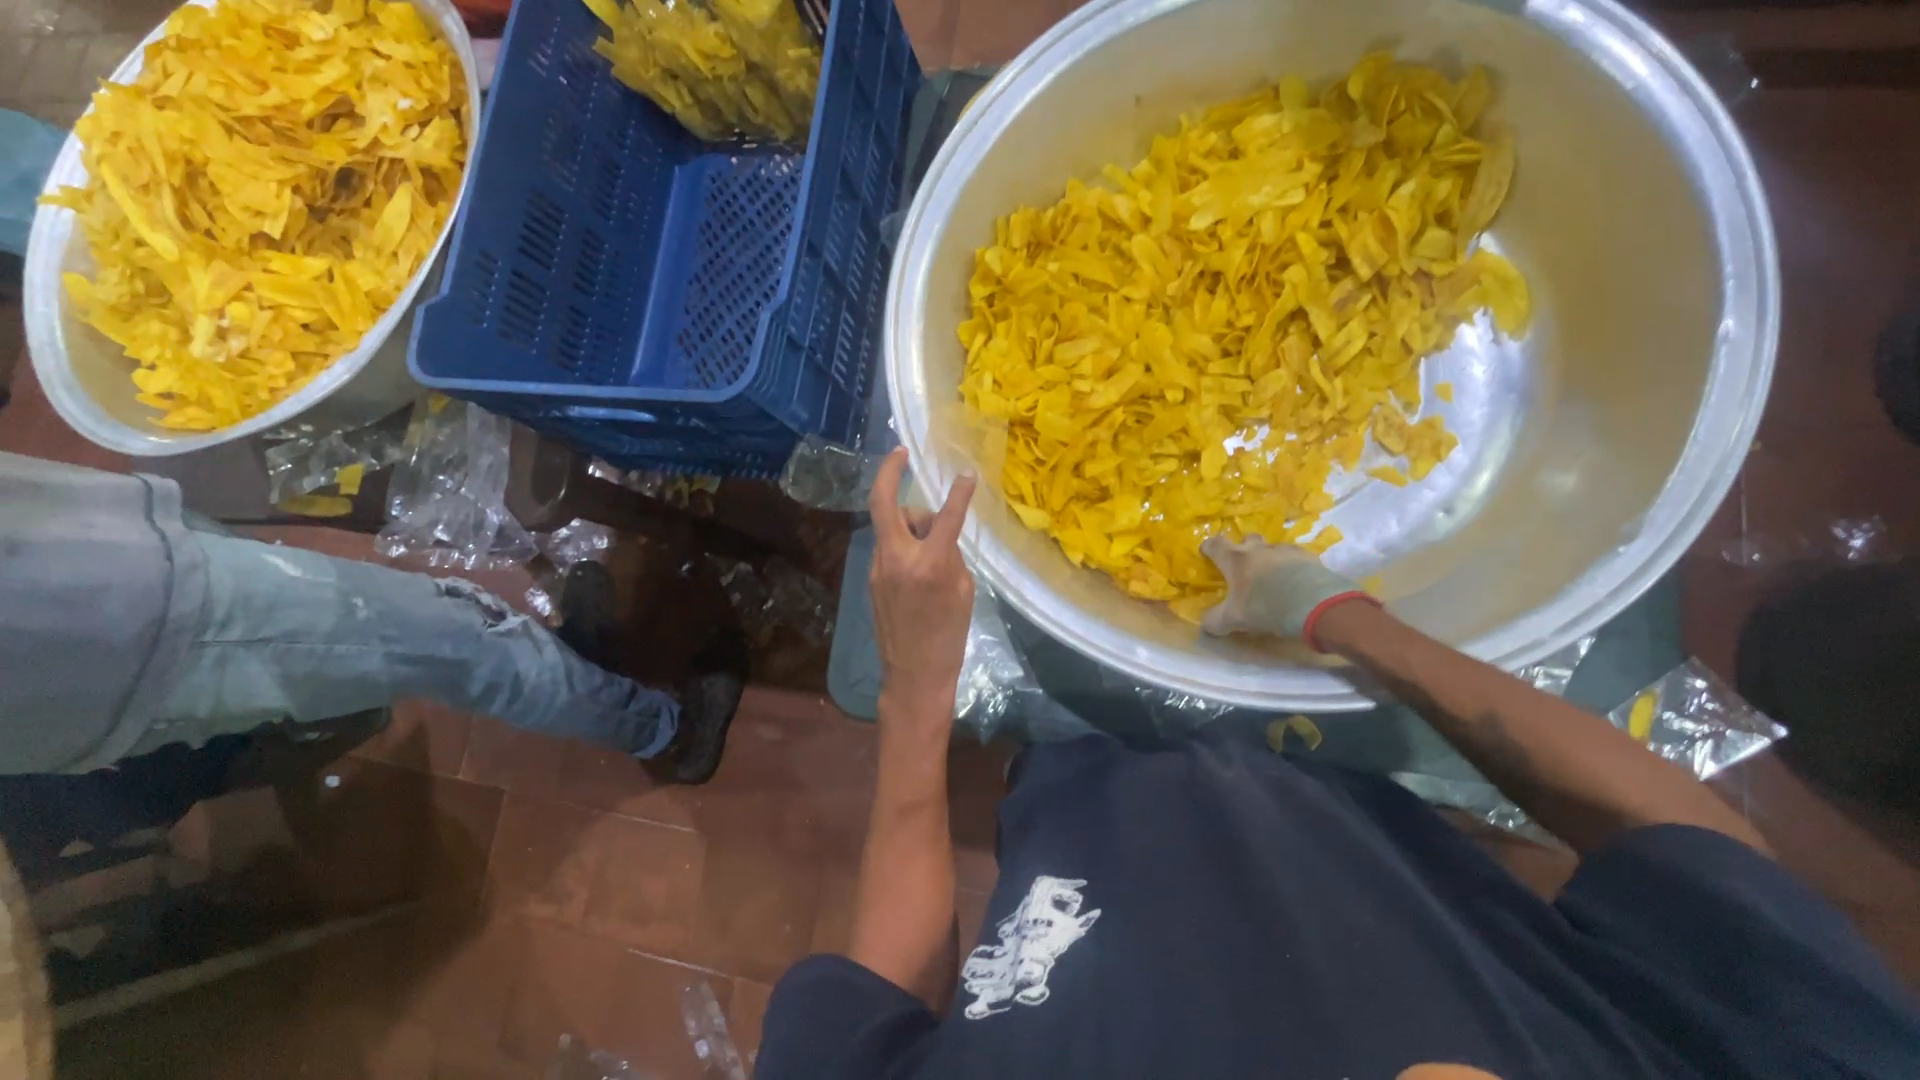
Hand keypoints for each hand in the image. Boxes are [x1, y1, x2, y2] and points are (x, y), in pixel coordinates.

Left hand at [868, 447, 977, 719]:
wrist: (914, 676)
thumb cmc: (949, 639)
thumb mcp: (964, 593)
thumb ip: (951, 555)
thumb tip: (941, 533)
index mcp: (928, 564)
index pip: (946, 516)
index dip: (959, 493)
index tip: (967, 475)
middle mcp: (896, 559)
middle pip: (884, 503)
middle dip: (889, 472)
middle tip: (900, 453)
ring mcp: (878, 568)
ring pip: (890, 526)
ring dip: (910, 522)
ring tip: (934, 540)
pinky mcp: (872, 580)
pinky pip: (890, 547)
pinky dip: (905, 543)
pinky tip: (920, 560)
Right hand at [1198, 535, 1376, 648]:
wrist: (1315, 604)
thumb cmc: (1265, 607)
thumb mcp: (1234, 619)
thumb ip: (1215, 620)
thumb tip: (1205, 623)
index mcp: (1236, 559)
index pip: (1215, 544)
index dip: (1208, 547)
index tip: (1206, 551)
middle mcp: (1259, 549)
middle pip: (1248, 538)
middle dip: (1244, 547)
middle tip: (1244, 565)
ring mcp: (1286, 551)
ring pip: (1274, 547)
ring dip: (1270, 557)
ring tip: (1273, 575)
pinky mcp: (1309, 558)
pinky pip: (1296, 557)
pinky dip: (1292, 565)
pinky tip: (1295, 580)